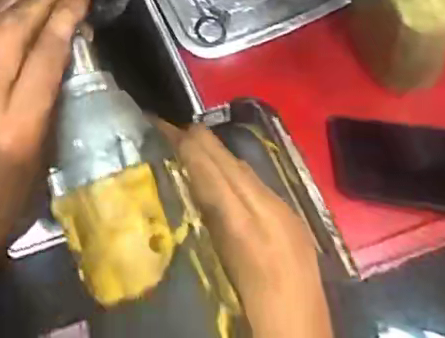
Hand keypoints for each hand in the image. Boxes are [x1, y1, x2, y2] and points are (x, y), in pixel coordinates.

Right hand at [166, 123, 332, 337]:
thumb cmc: (254, 325)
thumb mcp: (215, 279)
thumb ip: (196, 230)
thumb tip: (167, 191)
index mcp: (245, 228)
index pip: (205, 165)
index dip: (178, 141)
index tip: (150, 127)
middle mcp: (268, 209)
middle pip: (223, 155)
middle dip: (190, 140)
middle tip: (155, 134)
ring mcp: (286, 214)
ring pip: (239, 164)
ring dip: (208, 154)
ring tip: (176, 152)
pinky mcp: (295, 222)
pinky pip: (254, 182)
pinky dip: (228, 172)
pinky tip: (212, 181)